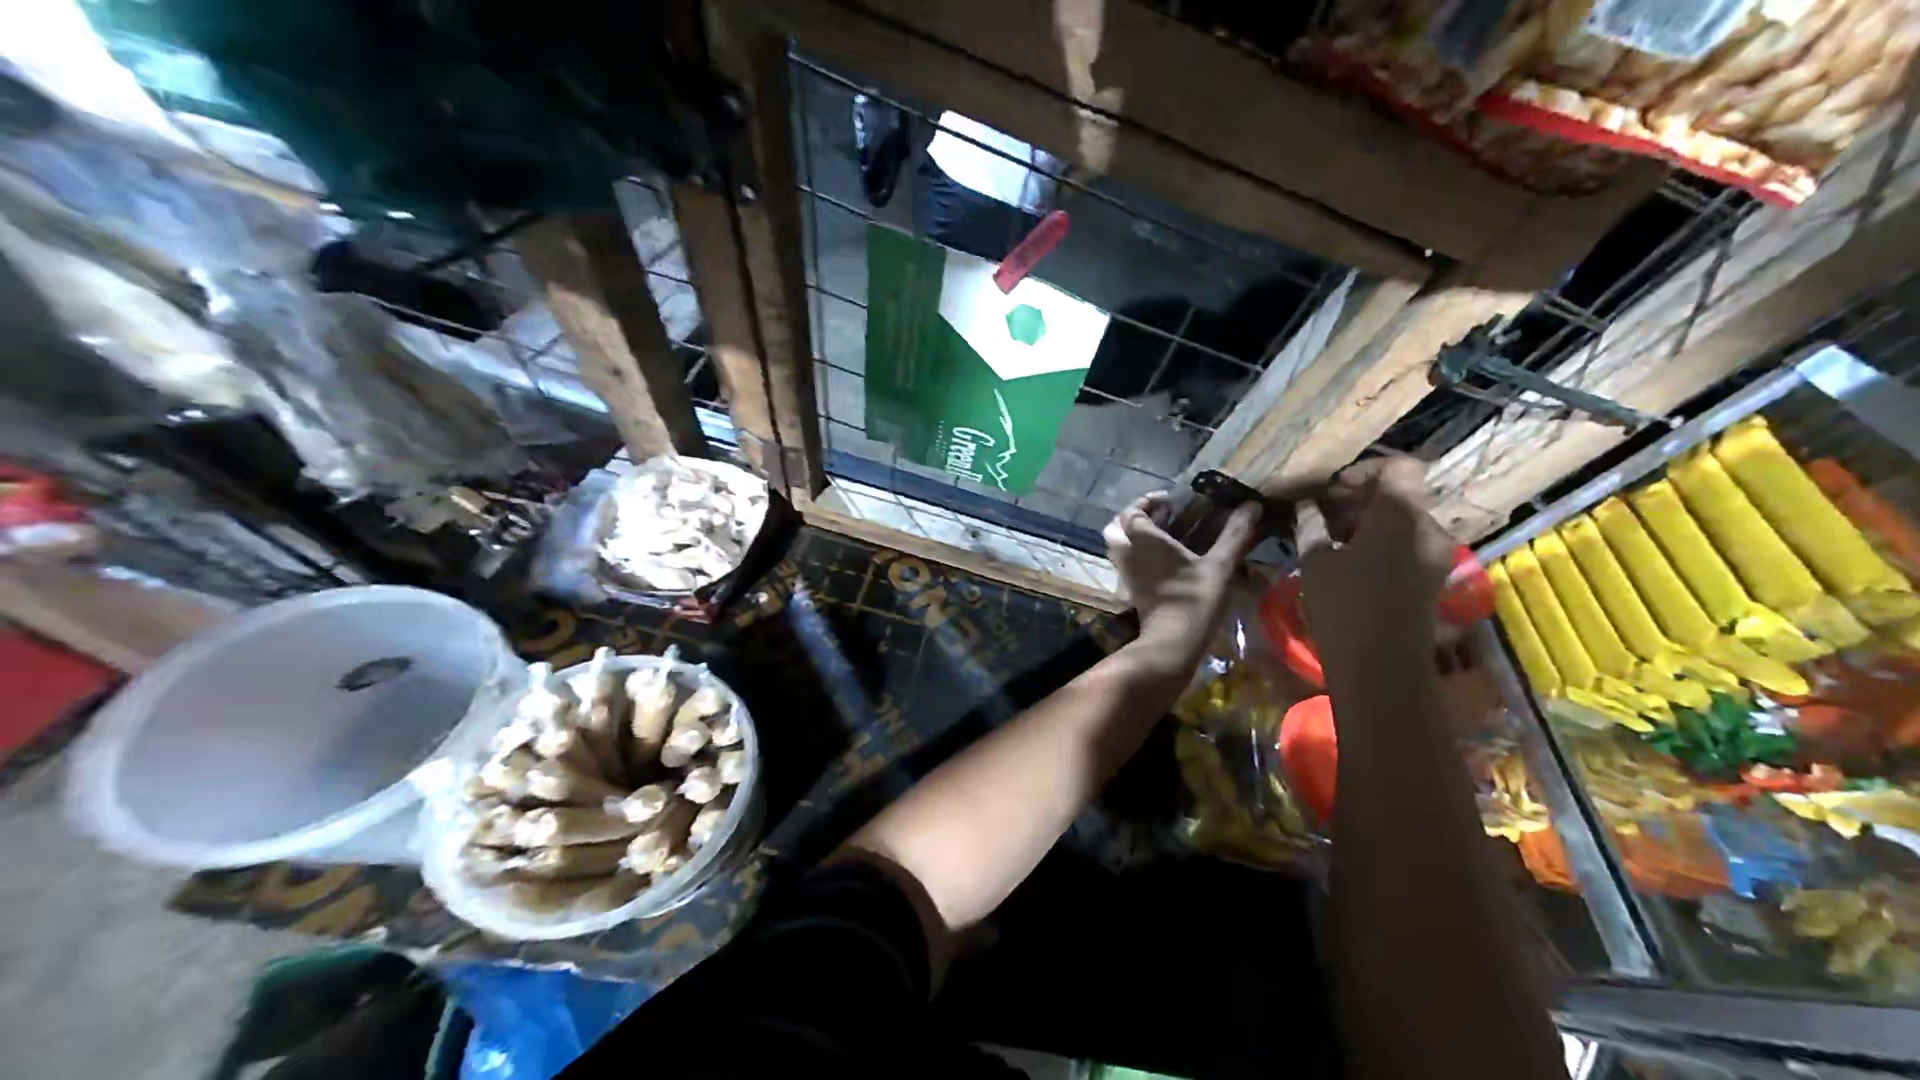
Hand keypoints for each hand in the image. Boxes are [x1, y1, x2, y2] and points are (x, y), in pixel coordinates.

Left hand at [1103, 493, 1262, 673]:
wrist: (1173, 642)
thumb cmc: (1194, 599)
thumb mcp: (1220, 565)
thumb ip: (1235, 534)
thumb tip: (1252, 504)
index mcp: (1143, 540)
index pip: (1133, 510)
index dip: (1149, 501)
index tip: (1172, 500)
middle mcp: (1127, 552)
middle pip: (1117, 525)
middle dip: (1135, 516)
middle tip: (1163, 515)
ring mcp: (1126, 572)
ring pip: (1117, 545)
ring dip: (1133, 534)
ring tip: (1164, 534)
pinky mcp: (1130, 588)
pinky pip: (1126, 561)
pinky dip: (1137, 552)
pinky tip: (1164, 557)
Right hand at [1295, 457, 1453, 660]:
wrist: (1380, 664)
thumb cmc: (1343, 604)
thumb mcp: (1315, 560)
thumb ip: (1313, 526)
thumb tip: (1309, 506)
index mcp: (1401, 515)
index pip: (1398, 467)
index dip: (1365, 470)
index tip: (1334, 490)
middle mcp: (1428, 527)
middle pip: (1401, 494)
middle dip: (1362, 499)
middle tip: (1325, 515)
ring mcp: (1436, 553)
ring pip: (1405, 520)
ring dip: (1371, 522)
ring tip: (1333, 539)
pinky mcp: (1433, 576)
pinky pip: (1409, 543)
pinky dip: (1383, 541)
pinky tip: (1351, 560)